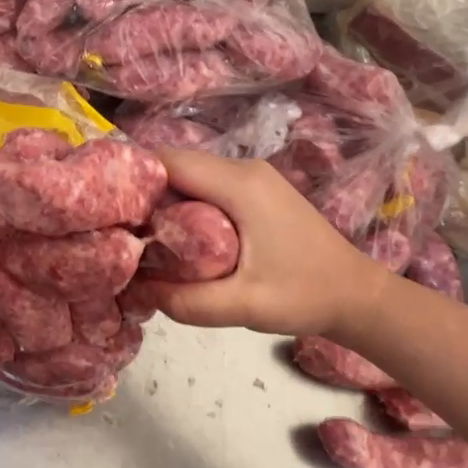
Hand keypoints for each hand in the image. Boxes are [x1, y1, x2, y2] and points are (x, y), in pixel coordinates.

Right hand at [138, 148, 391, 337]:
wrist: (359, 297)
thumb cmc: (306, 295)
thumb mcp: (244, 306)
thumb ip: (186, 301)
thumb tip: (134, 291)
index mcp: (239, 185)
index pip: (166, 161)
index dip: (131, 180)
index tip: (107, 212)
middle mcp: (242, 170)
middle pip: (171, 166)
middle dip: (140, 193)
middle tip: (117, 230)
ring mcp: (249, 178)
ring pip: (184, 176)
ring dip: (158, 202)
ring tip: (139, 237)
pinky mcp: (252, 191)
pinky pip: (200, 187)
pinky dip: (178, 207)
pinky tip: (171, 238)